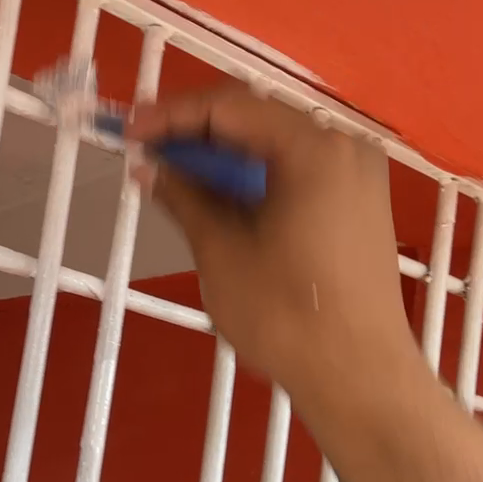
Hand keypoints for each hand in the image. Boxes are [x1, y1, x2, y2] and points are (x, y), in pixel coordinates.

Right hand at [128, 81, 423, 408]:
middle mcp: (343, 147)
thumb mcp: (221, 250)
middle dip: (194, 133)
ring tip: (171, 176)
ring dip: (219, 158)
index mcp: (312, 149)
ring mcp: (355, 175)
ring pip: (273, 146)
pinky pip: (293, 171)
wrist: (356, 372)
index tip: (127, 129)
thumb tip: (148, 167)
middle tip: (144, 151)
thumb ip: (184, 198)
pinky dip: (249, 178)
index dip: (171, 116)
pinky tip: (214, 198)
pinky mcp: (354, 203)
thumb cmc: (283, 313)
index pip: (230, 109)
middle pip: (256, 120)